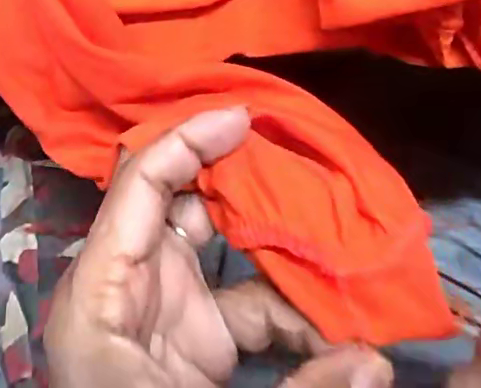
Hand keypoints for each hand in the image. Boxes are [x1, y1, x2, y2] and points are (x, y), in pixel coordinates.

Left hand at [46, 107, 392, 387]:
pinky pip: (241, 302)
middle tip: (289, 156)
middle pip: (179, 198)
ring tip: (328, 236)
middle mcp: (127, 280)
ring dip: (272, 244)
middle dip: (236, 177)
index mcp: (102, 285)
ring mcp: (161, 307)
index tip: (243, 118)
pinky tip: (331, 335)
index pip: (140, 180)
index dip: (189, 138)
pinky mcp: (191, 338)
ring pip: (217, 247)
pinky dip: (285, 309)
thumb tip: (378, 363)